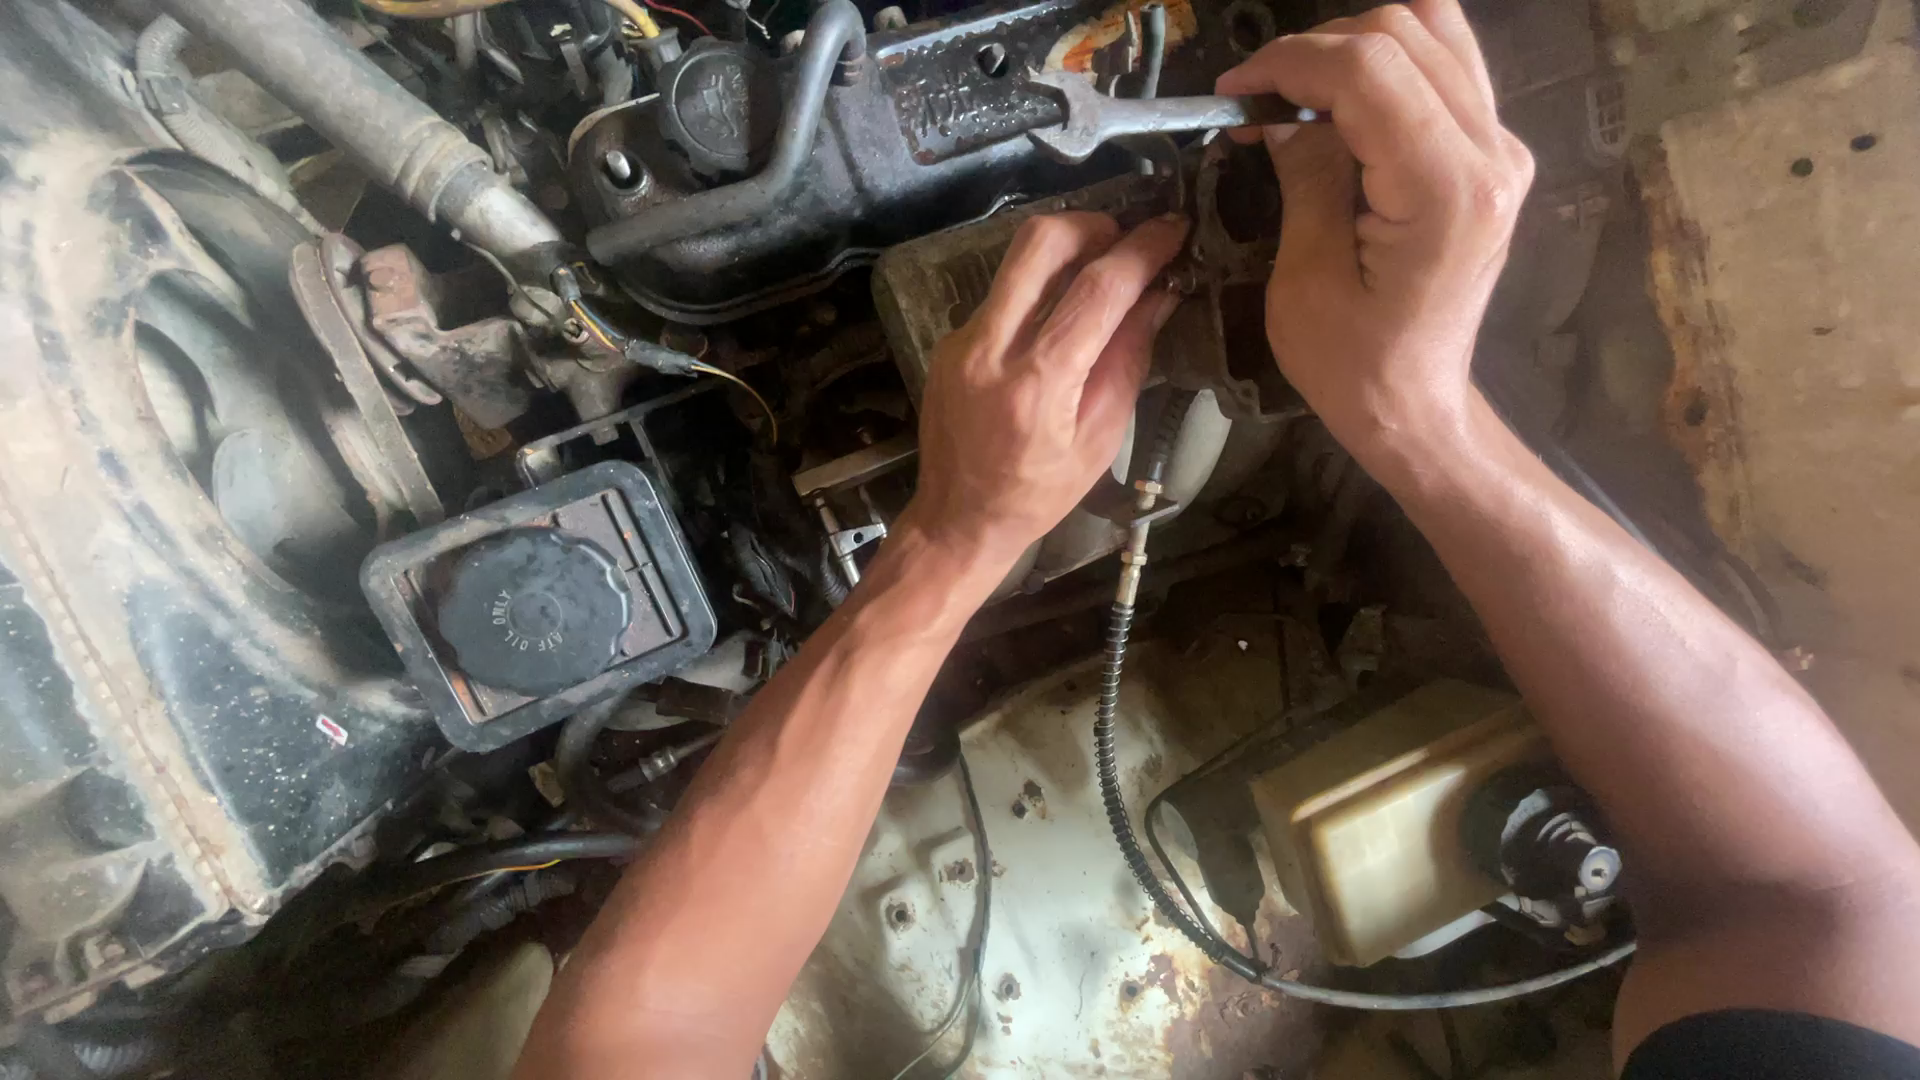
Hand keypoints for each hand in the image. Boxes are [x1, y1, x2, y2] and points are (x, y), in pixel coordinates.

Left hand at [905, 211, 1189, 564]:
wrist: (957, 519)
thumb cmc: (1037, 496)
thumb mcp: (1099, 441)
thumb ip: (1127, 361)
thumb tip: (1159, 295)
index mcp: (1037, 383)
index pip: (1098, 289)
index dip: (1144, 249)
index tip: (1174, 228)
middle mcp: (990, 349)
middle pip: (1040, 243)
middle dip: (1093, 225)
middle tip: (1124, 242)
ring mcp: (961, 342)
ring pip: (1015, 263)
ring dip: (1064, 253)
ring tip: (1099, 274)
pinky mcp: (948, 344)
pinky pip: (1000, 298)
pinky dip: (1037, 294)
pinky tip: (1056, 322)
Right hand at [1217, 0, 1533, 475]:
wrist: (1412, 404)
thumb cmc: (1349, 365)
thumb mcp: (1305, 281)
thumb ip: (1306, 179)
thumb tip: (1282, 114)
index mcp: (1445, 189)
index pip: (1371, 71)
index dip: (1291, 62)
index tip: (1233, 91)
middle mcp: (1493, 149)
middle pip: (1409, 31)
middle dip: (1317, 50)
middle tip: (1256, 100)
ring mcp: (1501, 147)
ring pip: (1433, 32)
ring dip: (1351, 49)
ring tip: (1293, 97)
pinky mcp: (1490, 156)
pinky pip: (1443, 69)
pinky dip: (1381, 69)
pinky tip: (1336, 107)